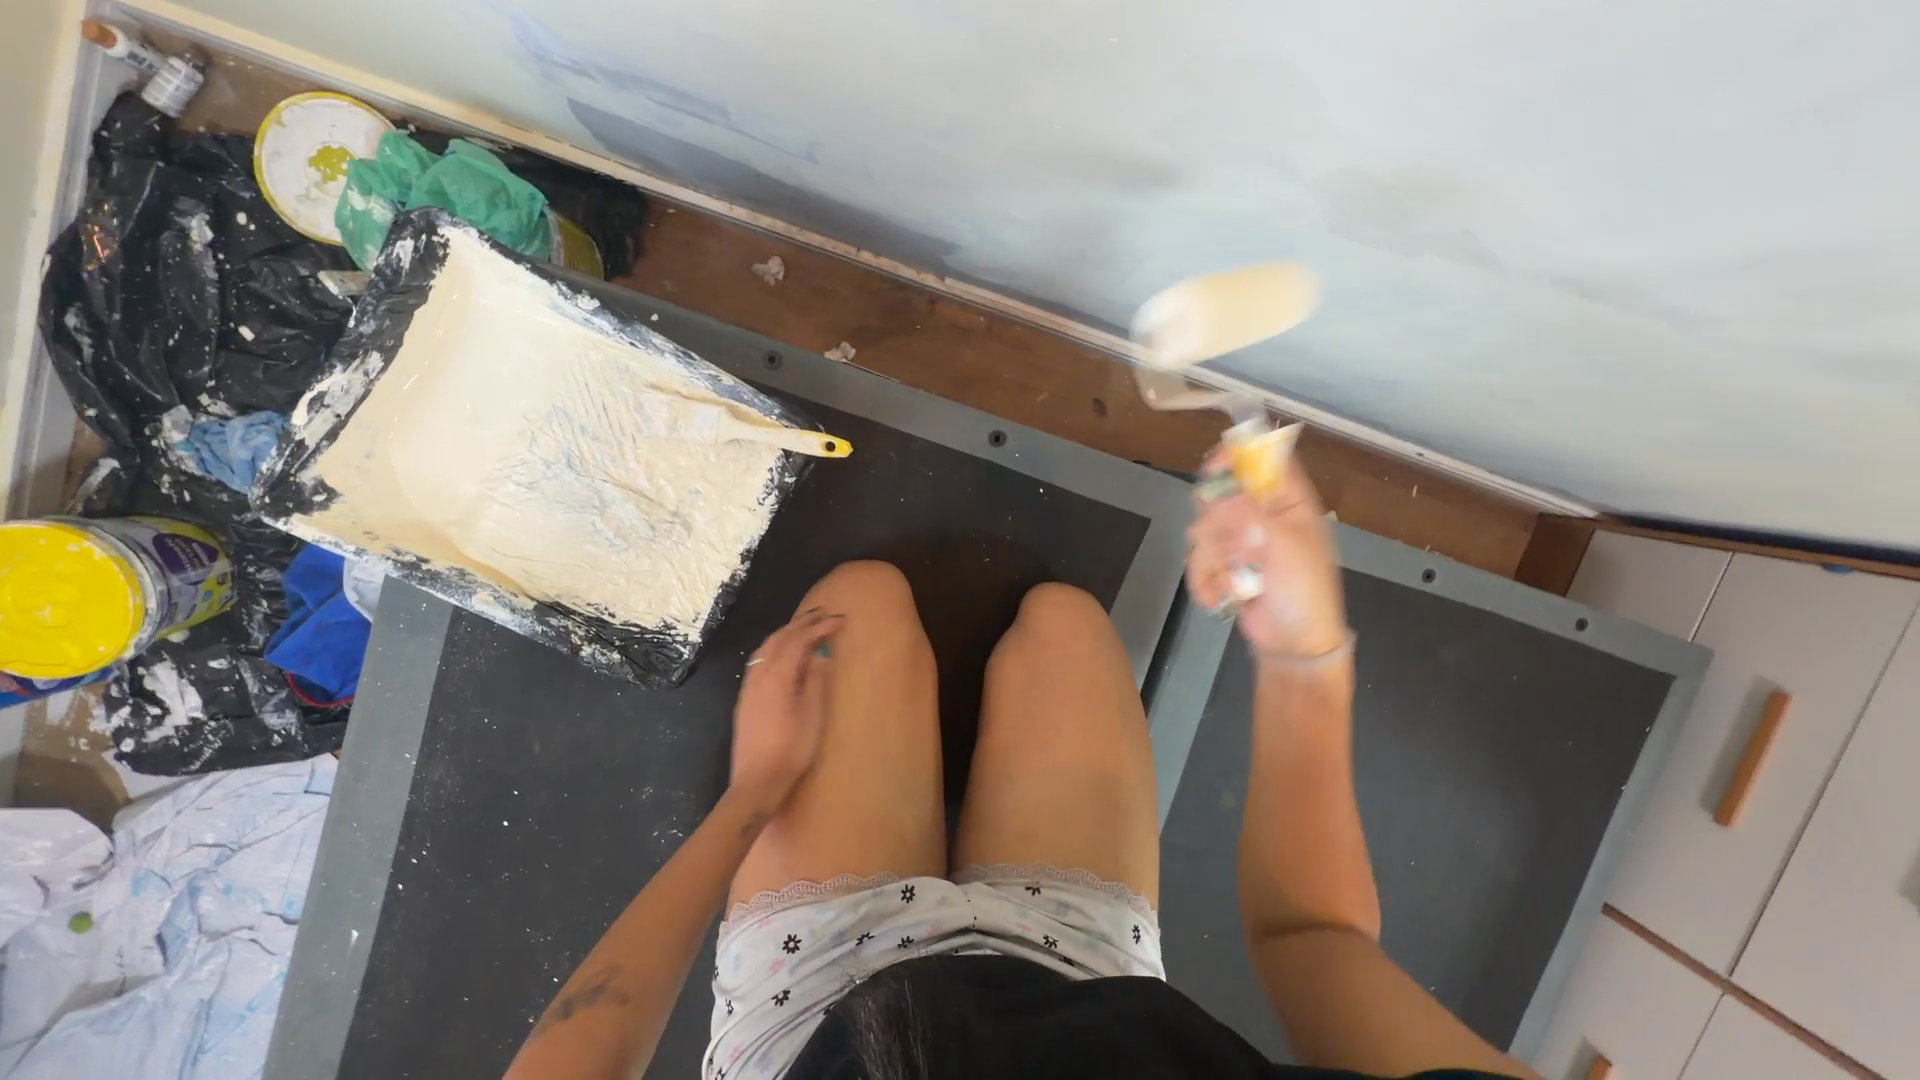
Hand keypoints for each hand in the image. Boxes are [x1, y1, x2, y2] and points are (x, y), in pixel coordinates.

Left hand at [729, 608, 842, 815]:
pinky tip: (784, 654)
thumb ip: (816, 681)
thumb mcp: (812, 716)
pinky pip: (760, 660)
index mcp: (777, 676)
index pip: (799, 641)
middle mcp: (759, 675)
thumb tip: (821, 654)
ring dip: (786, 633)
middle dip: (802, 623)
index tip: (840, 620)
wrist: (756, 782)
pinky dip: (775, 647)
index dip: (820, 628)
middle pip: (779, 639)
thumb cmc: (791, 751)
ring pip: (766, 648)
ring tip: (805, 628)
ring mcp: (749, 687)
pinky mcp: (746, 699)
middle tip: (824, 614)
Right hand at [1186, 450, 1349, 663]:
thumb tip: (1217, 494)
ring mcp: (1239, 543)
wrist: (1294, 643)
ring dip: (1212, 561)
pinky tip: (1221, 597)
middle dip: (1217, 525)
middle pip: (1219, 495)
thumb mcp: (1287, 547)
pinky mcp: (1222, 567)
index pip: (1262, 462)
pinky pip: (1196, 561)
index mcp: (1289, 504)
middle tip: (1231, 546)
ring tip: (1234, 583)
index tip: (1212, 469)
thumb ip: (1252, 514)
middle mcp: (1261, 517)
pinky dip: (1204, 581)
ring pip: (1201, 531)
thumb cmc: (1304, 592)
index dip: (1236, 458)